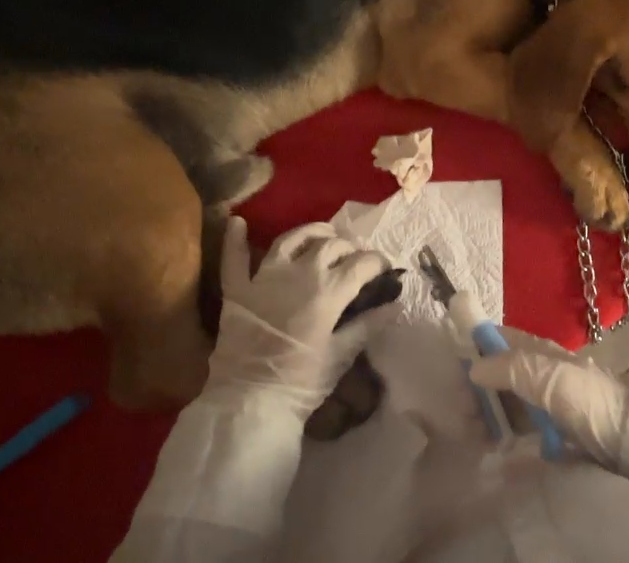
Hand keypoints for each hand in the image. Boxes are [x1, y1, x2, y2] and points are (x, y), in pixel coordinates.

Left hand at [208, 217, 398, 409]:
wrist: (247, 406)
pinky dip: (235, 239)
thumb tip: (395, 304)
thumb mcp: (341, 356)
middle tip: (354, 261)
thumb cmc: (301, 384)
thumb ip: (367, 325)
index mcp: (329, 292)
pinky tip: (238, 222)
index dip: (378, 263)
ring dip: (311, 232)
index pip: (363, 263)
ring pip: (292, 239)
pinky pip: (233, 259)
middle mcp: (300, 275)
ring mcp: (264, 279)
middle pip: (332, 245)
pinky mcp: (237, 292)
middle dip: (349, 248)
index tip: (385, 271)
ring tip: (322, 236)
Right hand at [468, 328, 628, 463]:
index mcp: (539, 351)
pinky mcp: (551, 429)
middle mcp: (540, 371)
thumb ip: (509, 368)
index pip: (500, 339)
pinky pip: (518, 426)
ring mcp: (545, 400)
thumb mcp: (545, 375)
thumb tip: (473, 368)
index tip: (451, 366)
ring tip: (469, 433)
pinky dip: (501, 432)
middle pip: (498, 373)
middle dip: (475, 388)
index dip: (475, 346)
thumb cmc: (585, 397)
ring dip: (485, 414)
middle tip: (458, 413)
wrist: (625, 432)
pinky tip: (490, 446)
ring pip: (506, 401)